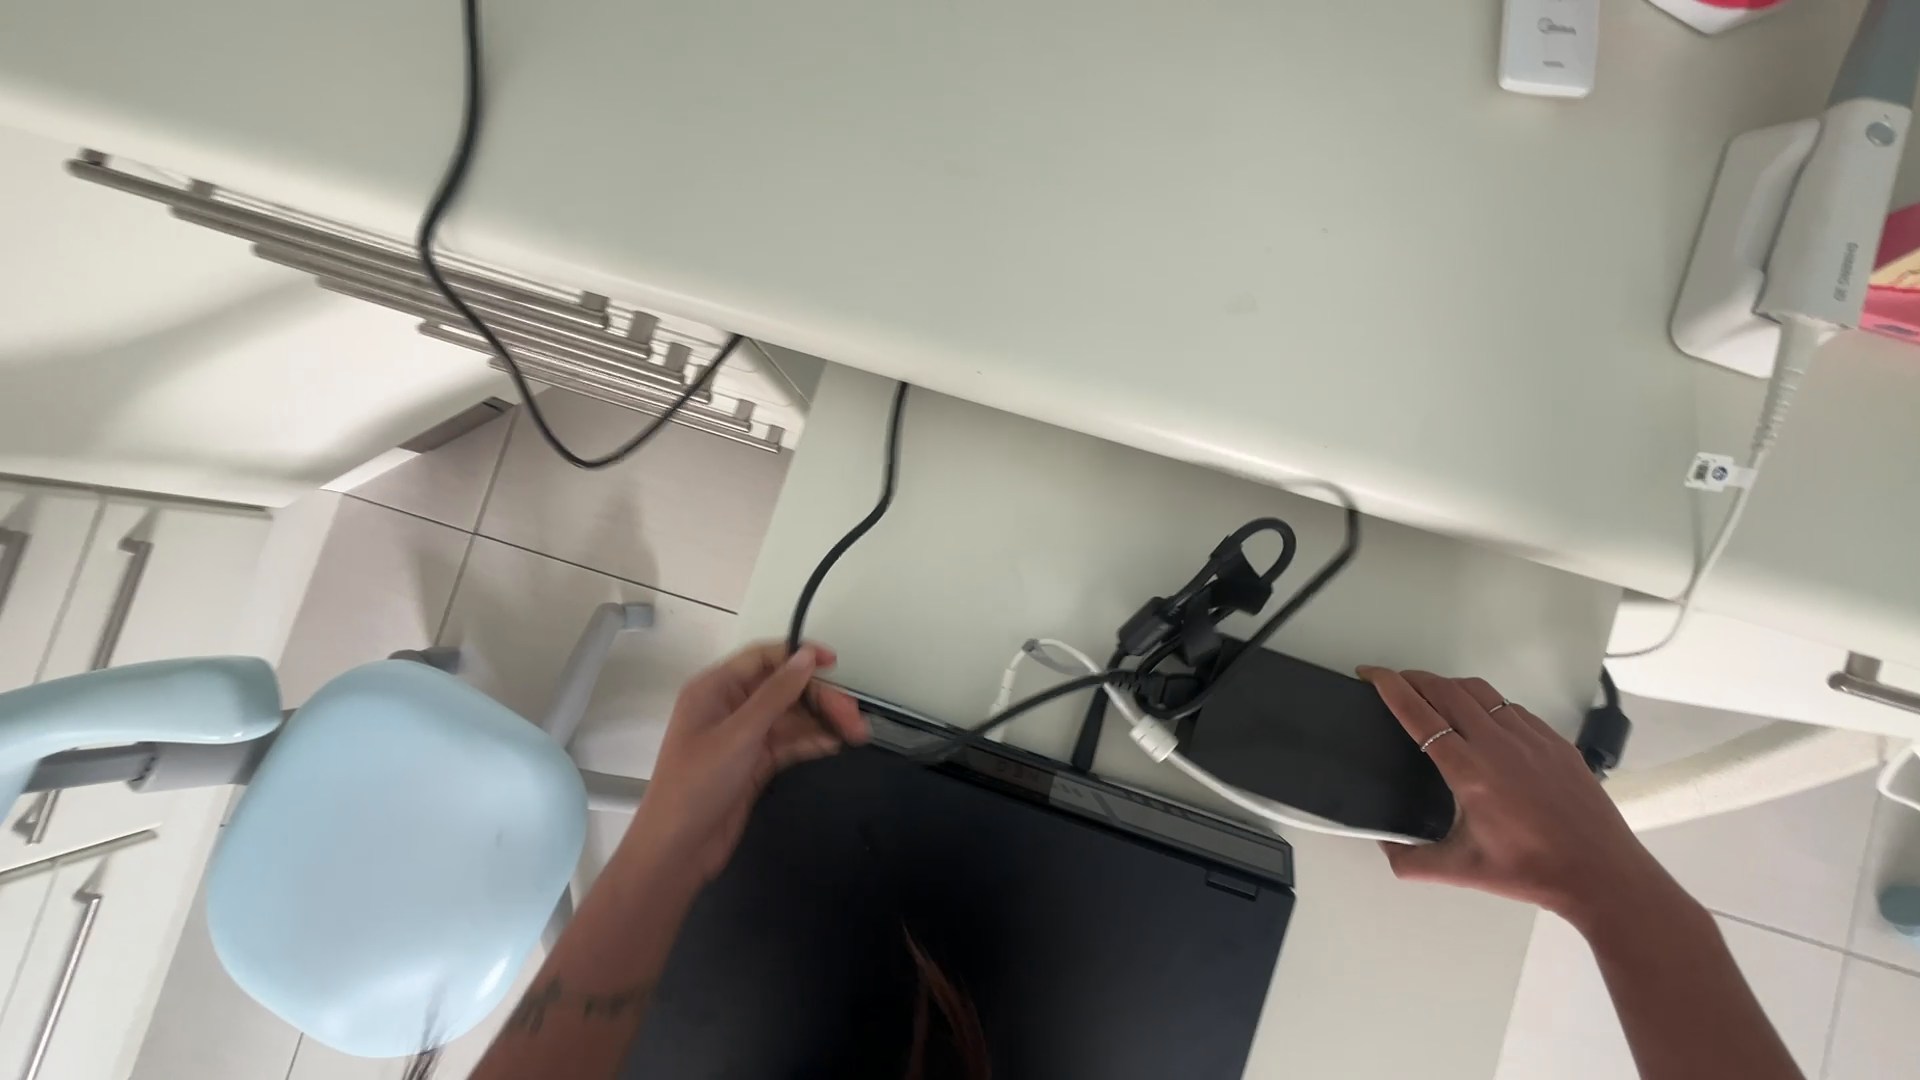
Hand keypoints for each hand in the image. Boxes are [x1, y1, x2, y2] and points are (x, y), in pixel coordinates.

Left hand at [627, 642, 867, 882]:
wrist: (676, 852)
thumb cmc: (697, 784)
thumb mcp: (740, 734)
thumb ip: (777, 693)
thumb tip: (806, 656)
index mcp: (716, 688)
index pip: (764, 658)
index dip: (800, 656)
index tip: (835, 663)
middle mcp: (730, 705)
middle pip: (784, 688)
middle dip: (820, 698)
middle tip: (854, 716)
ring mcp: (744, 735)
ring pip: (792, 716)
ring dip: (823, 721)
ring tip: (856, 732)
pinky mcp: (755, 762)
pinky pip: (790, 742)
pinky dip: (812, 741)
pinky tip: (835, 744)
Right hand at [1358, 667, 1676, 928]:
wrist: (1606, 879)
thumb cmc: (1530, 871)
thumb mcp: (1460, 871)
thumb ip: (1411, 861)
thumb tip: (1381, 848)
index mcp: (1468, 770)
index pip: (1418, 713)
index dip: (1389, 687)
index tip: (1370, 673)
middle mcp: (1497, 745)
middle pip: (1445, 690)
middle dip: (1413, 678)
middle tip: (1393, 682)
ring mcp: (1531, 739)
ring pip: (1479, 691)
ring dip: (1448, 685)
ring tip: (1434, 695)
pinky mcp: (1556, 743)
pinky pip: (1511, 707)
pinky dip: (1485, 703)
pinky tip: (1482, 721)